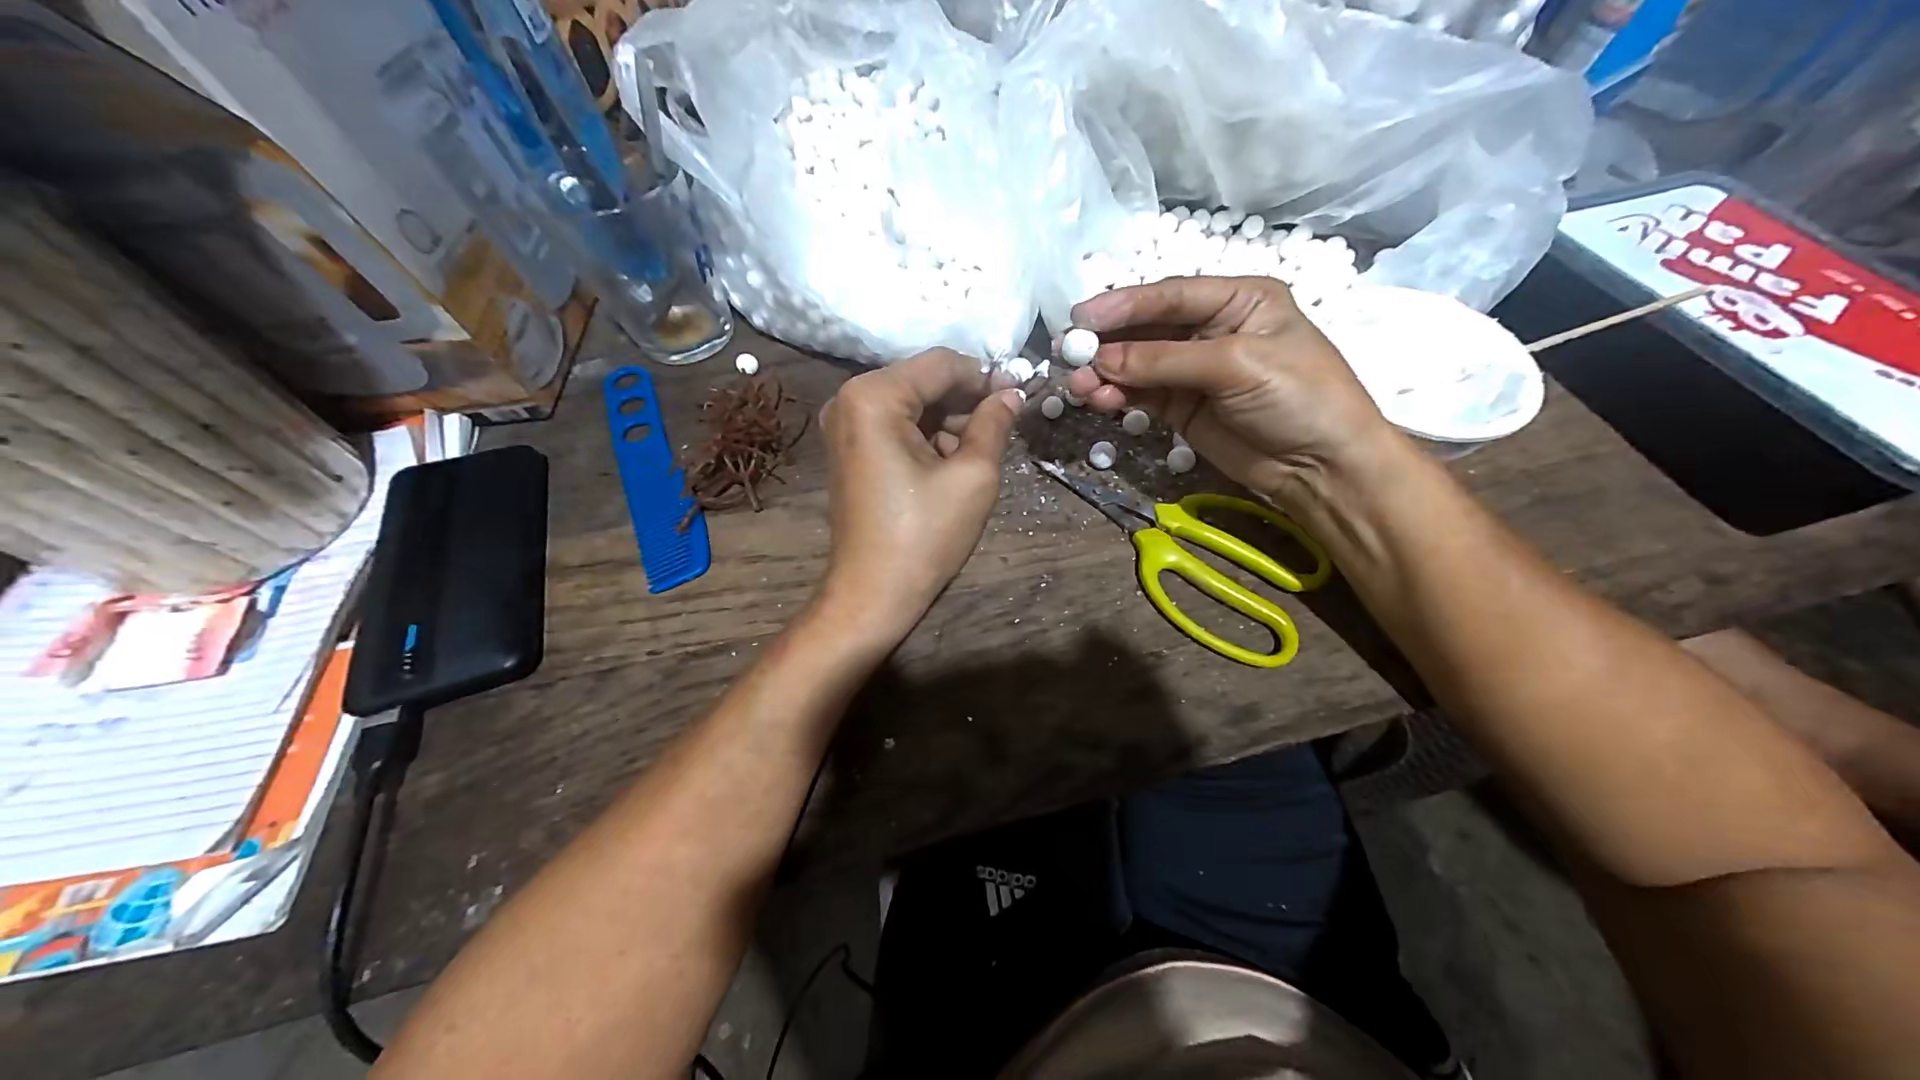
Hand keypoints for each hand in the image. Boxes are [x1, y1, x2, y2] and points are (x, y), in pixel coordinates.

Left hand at [817, 348, 1022, 643]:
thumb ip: (994, 424)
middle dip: (965, 403)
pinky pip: (895, 426)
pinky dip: (926, 438)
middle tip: (1001, 431)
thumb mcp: (972, 476)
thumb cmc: (923, 536)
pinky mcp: (848, 450)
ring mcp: (843, 426)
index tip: (1019, 399)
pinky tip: (948, 468)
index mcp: (873, 397)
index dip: (985, 377)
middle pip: (923, 381)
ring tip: (975, 459)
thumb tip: (1012, 395)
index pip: (942, 364)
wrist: (872, 595)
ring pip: (912, 404)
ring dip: (947, 424)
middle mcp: (849, 399)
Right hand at [1065, 277, 1398, 499]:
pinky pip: (1140, 394)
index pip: (1171, 295)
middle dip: (1108, 342)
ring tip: (1080, 387)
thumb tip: (1100, 361)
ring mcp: (1193, 370)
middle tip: (1069, 355)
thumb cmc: (1298, 398)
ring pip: (1137, 363)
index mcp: (1238, 299)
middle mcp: (1212, 328)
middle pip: (1147, 328)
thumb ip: (1164, 361)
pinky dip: (1117, 396)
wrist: (1321, 467)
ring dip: (1107, 373)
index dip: (1124, 305)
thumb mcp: (1236, 366)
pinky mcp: (1182, 406)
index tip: (1081, 318)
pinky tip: (1099, 401)